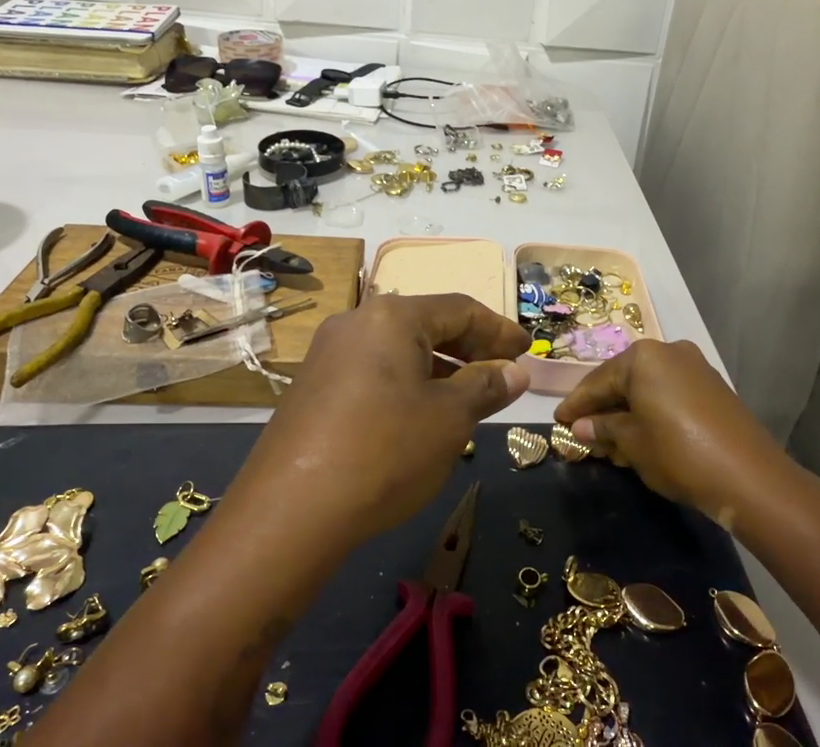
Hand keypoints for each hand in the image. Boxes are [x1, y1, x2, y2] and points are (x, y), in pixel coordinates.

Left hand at [227, 294, 530, 546]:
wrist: (291, 510)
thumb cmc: (385, 451)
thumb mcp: (449, 419)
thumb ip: (485, 387)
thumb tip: (514, 371)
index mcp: (391, 317)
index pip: (460, 308)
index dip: (499, 329)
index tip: (527, 350)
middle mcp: (355, 323)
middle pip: (426, 324)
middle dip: (470, 348)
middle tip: (504, 372)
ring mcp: (327, 356)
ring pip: (398, 351)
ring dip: (439, 369)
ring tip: (471, 398)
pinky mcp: (312, 389)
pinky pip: (373, 373)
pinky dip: (407, 385)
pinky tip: (423, 416)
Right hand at [553, 339, 791, 524]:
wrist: (748, 476)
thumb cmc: (678, 453)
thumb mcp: (632, 443)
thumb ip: (603, 429)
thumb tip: (580, 426)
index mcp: (643, 357)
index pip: (597, 380)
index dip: (575, 404)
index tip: (557, 421)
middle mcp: (669, 351)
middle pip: (623, 379)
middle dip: (602, 406)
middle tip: (579, 430)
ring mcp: (695, 367)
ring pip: (648, 387)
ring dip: (627, 411)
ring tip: (608, 440)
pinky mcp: (712, 387)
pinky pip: (669, 393)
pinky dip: (651, 411)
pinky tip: (640, 434)